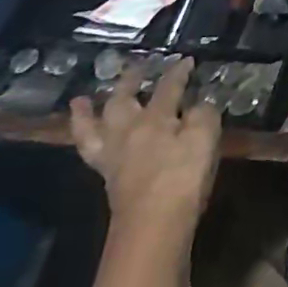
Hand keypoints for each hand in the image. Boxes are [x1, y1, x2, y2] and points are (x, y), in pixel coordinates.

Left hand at [69, 58, 222, 239]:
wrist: (152, 227)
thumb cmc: (183, 179)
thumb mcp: (205, 140)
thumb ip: (204, 116)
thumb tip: (200, 104)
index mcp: (156, 118)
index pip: (169, 87)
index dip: (179, 72)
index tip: (186, 59)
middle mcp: (129, 130)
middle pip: (124, 98)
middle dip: (131, 80)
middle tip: (136, 66)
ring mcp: (113, 155)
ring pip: (95, 125)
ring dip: (88, 111)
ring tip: (82, 100)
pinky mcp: (107, 177)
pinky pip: (90, 151)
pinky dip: (85, 139)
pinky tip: (90, 137)